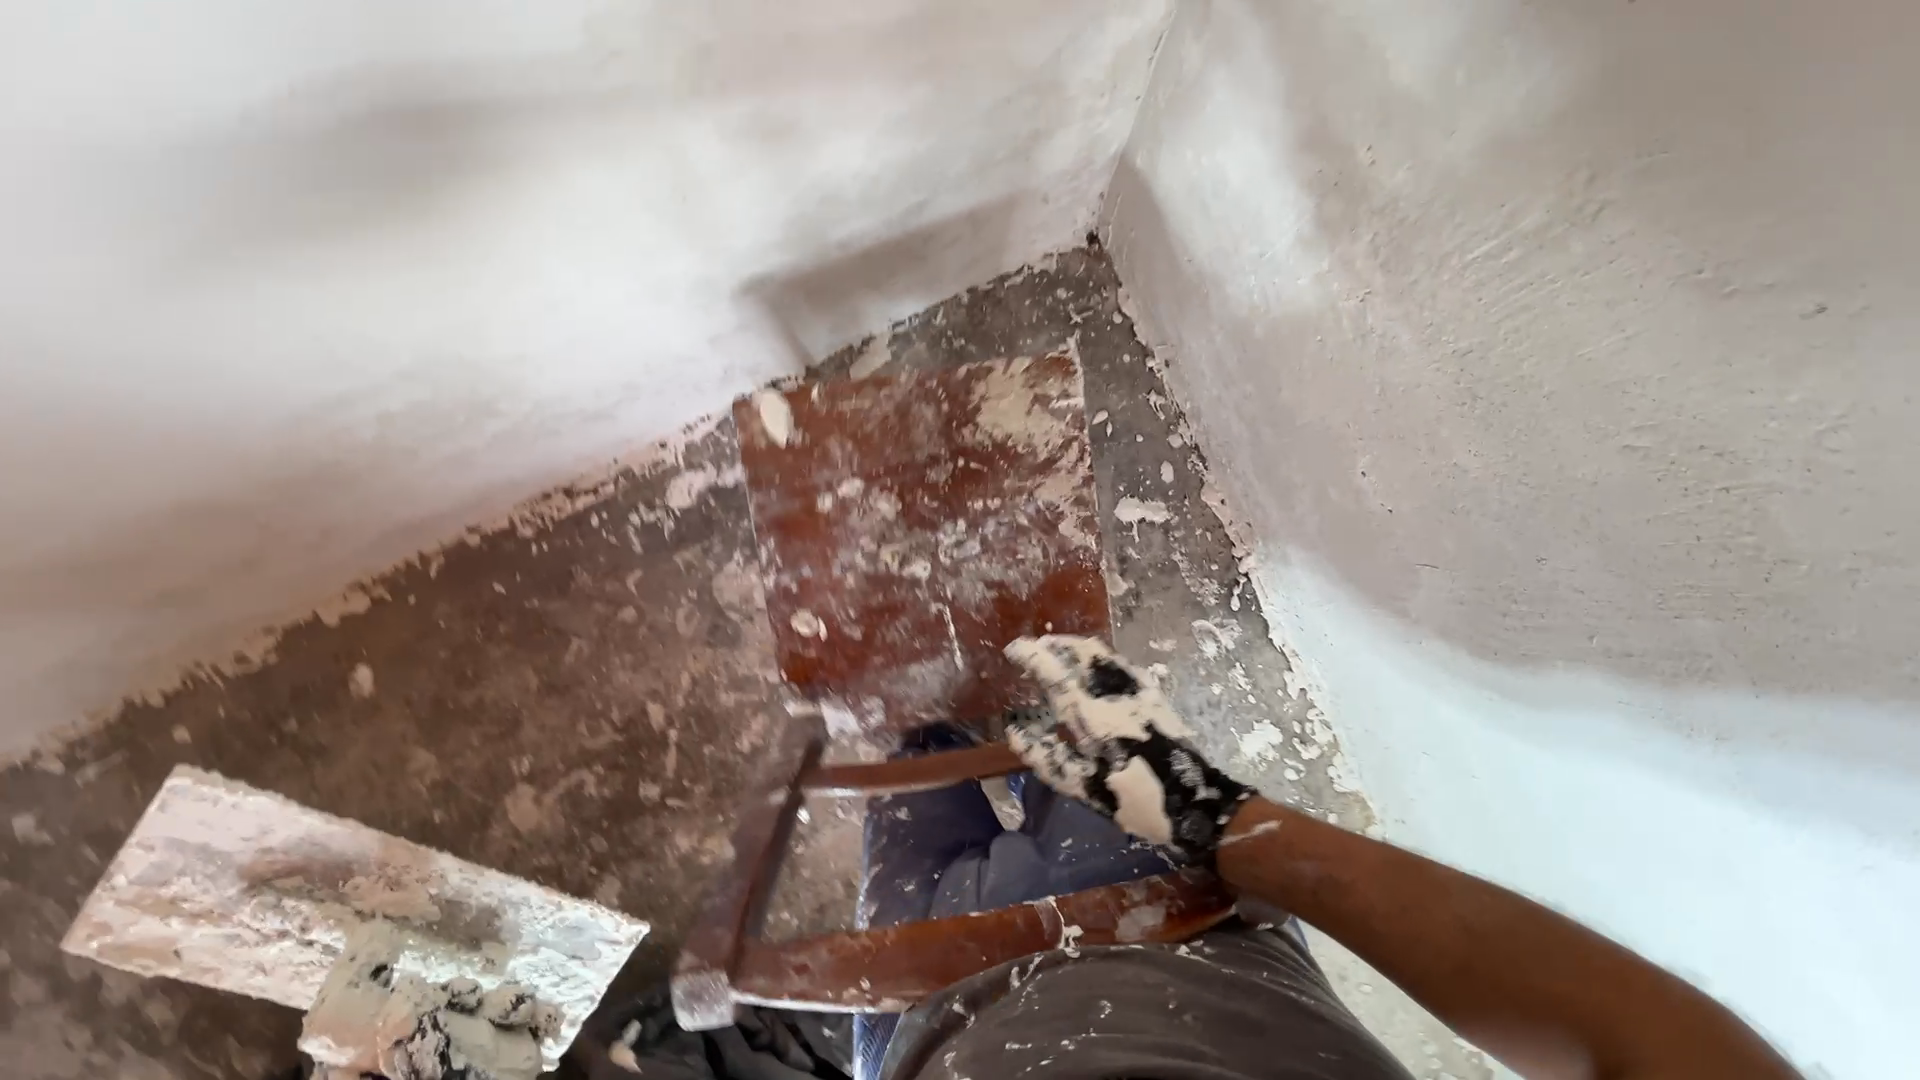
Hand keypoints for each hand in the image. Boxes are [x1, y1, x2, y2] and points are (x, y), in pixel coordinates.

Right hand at [1003, 635, 1250, 861]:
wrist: (1199, 805)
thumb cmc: (1139, 800)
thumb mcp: (1086, 788)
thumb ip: (1048, 758)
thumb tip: (1014, 731)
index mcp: (1093, 716)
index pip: (1054, 673)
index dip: (1031, 656)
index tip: (1013, 651)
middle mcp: (1115, 694)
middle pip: (1081, 652)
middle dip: (1054, 645)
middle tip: (1034, 651)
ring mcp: (1140, 691)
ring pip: (1103, 654)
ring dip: (1076, 648)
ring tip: (1058, 655)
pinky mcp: (1155, 697)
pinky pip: (1121, 665)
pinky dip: (1099, 659)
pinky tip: (1095, 671)